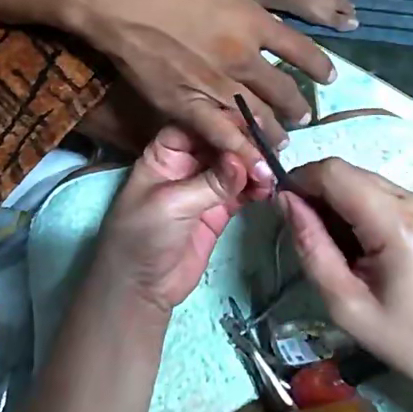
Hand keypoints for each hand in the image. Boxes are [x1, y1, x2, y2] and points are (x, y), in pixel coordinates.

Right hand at [80, 0, 334, 184]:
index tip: (327, 76)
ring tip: (282, 140)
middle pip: (282, 90)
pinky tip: (256, 163)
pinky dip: (240, 150)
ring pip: (257, 116)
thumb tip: (264, 27)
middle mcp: (242, 57)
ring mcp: (215, 84)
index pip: (301, 50)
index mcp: (253, 22)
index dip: (318, 66)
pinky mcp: (185, 104)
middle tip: (302, 116)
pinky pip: (219, 133)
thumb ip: (246, 11)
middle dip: (296, 106)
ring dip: (274, 131)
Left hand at [92, 126, 260, 313]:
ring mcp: (203, 187)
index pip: (196, 126)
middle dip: (245, 145)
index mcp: (163, 153)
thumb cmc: (142, 237)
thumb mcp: (172, 204)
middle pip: (219, 143)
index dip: (222, 122)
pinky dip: (256, 188)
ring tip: (272, 174)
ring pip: (234, 167)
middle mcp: (185, 163)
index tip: (252, 124)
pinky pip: (242, 192)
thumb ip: (210, 182)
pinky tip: (269, 189)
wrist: (140, 288)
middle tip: (271, 149)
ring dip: (254, 168)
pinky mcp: (218, 210)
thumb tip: (244, 161)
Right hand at [276, 158, 412, 392]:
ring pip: (365, 181)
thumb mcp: (347, 305)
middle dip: (318, 194)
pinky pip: (384, 193)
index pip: (335, 173)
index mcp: (400, 225)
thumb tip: (285, 200)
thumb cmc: (411, 342)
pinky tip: (363, 246)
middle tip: (309, 237)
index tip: (284, 208)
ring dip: (339, 203)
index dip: (300, 180)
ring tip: (339, 249)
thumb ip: (311, 247)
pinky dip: (361, 209)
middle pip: (350, 173)